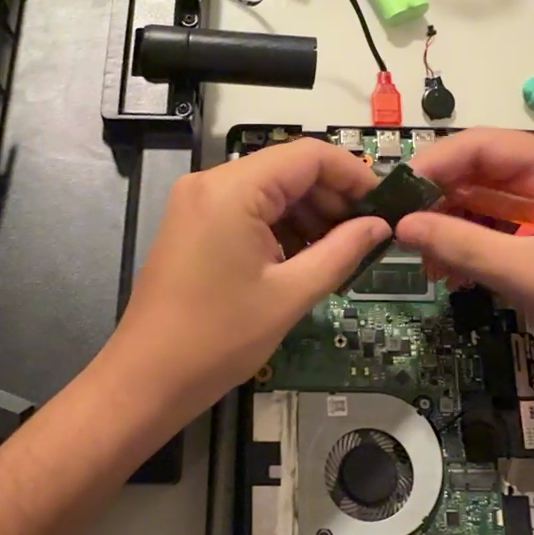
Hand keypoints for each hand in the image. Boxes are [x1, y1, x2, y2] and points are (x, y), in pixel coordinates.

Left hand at [98, 138, 389, 427]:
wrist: (147, 378)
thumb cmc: (219, 339)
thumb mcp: (290, 295)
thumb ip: (342, 252)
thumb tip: (379, 226)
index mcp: (233, 189)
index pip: (309, 155)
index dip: (353, 175)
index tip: (385, 205)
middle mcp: (211, 182)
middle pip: (288, 169)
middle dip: (331, 198)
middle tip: (367, 236)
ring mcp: (197, 203)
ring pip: (269, 190)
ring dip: (308, 215)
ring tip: (339, 253)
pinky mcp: (192, 225)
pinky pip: (247, 210)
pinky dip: (279, 228)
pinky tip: (304, 259)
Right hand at [397, 128, 533, 373]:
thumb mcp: (526, 274)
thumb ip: (462, 245)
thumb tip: (401, 225)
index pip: (483, 145)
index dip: (436, 163)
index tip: (395, 191)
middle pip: (479, 171)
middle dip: (438, 198)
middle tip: (399, 227)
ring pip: (480, 203)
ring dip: (448, 227)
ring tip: (422, 260)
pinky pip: (491, 232)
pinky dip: (466, 249)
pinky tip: (448, 275)